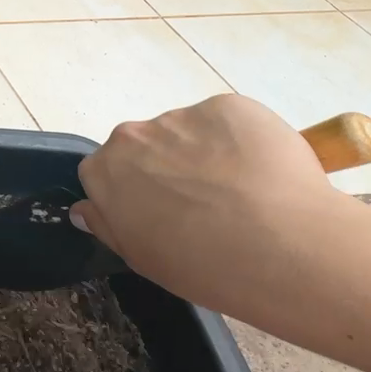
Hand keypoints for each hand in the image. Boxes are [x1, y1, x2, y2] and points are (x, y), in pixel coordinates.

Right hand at [69, 94, 363, 313]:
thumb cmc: (204, 264)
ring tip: (250, 195)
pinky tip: (269, 176)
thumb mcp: (143, 259)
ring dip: (210, 155)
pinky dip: (247, 142)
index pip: (108, 172)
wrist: (285, 248)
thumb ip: (108, 226)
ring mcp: (181, 116)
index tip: (165, 214)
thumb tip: (85, 210)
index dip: (137, 192)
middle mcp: (132, 134)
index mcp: (104, 169)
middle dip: (170, 168)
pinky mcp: (229, 107)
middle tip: (209, 205)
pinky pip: (232, 122)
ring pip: (191, 134)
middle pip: (146, 146)